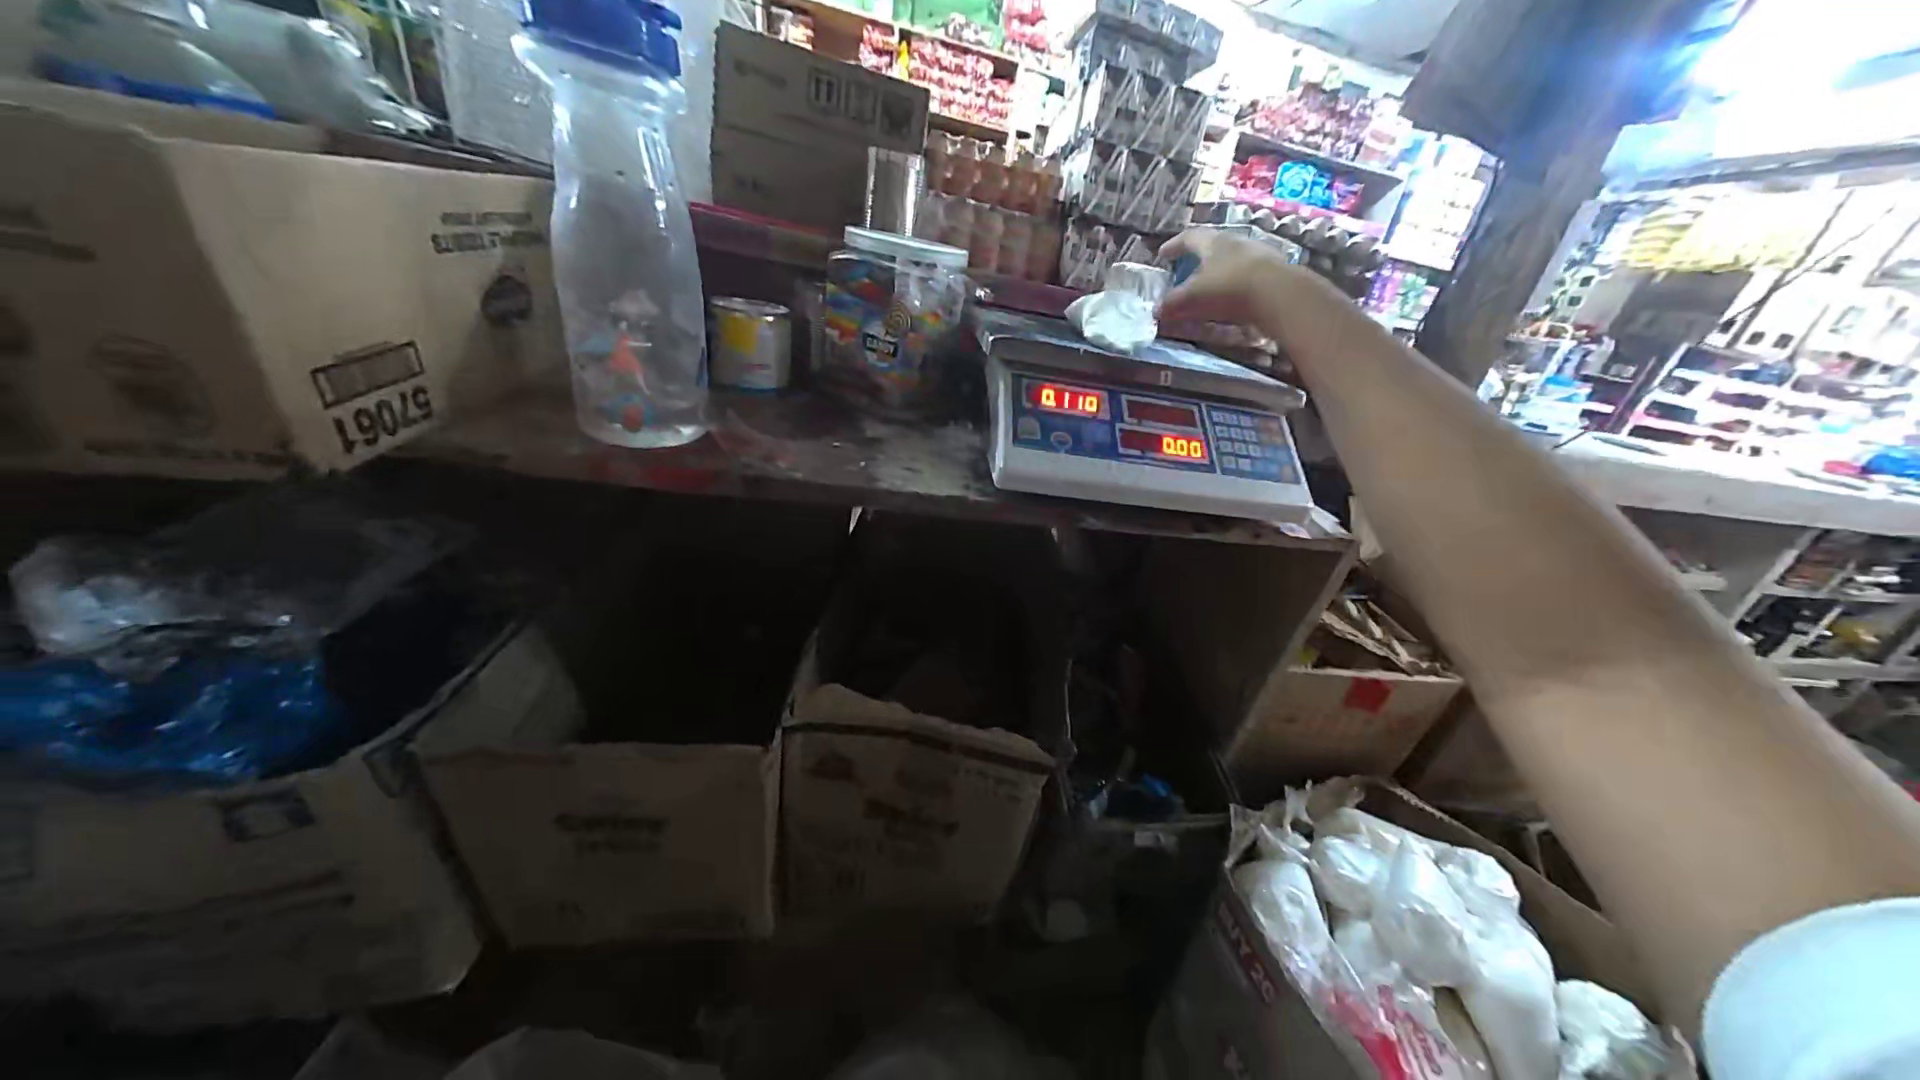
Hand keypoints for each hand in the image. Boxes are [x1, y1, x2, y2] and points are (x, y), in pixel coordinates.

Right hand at [1157, 228, 1298, 326]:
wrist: (1279, 295)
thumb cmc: (1228, 288)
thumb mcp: (1193, 297)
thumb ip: (1173, 303)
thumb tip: (1156, 309)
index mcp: (1213, 242)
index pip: (1189, 238)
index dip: (1173, 246)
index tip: (1162, 253)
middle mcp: (1236, 242)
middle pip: (1212, 246)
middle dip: (1197, 258)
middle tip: (1185, 269)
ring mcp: (1258, 255)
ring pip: (1231, 260)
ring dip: (1217, 271)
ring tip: (1208, 286)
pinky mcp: (1273, 273)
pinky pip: (1246, 276)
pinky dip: (1234, 285)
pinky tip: (1231, 299)